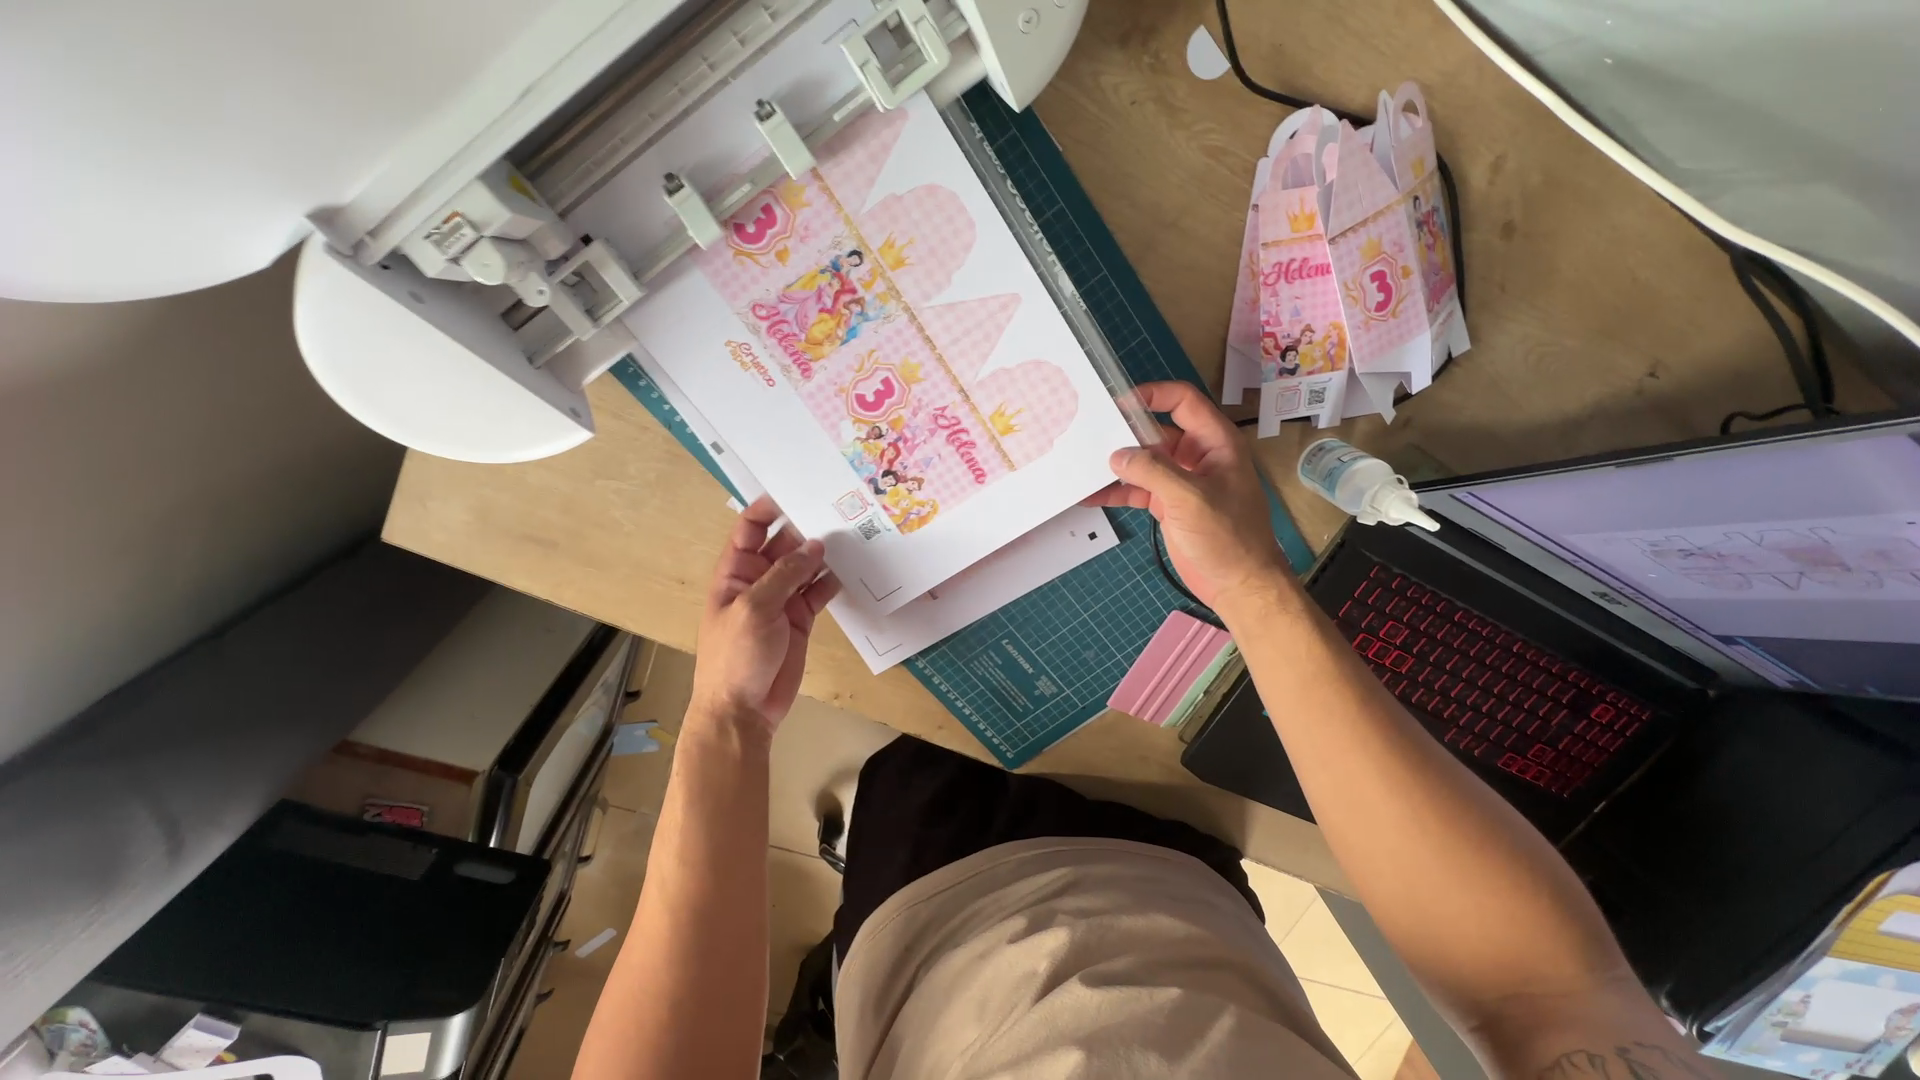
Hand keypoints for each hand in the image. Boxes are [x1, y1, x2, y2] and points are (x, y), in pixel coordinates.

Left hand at [689, 496, 840, 735]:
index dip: (769, 508)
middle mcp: (759, 580)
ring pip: (805, 566)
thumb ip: (784, 575)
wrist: (743, 709)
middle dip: (806, 528)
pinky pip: (818, 592)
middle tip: (838, 510)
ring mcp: (781, 600)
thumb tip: (814, 547)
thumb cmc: (735, 656)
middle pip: (783, 543)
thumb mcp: (754, 609)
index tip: (797, 491)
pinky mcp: (801, 620)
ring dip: (824, 554)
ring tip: (853, 535)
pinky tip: (853, 568)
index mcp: (735, 572)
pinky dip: (833, 581)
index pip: (750, 529)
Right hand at [1087, 381, 1292, 614]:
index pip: (1183, 401)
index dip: (1152, 395)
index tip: (1118, 403)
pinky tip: (1090, 496)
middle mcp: (1197, 455)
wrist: (1239, 585)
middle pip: (1156, 430)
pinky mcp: (1168, 505)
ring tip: (1082, 463)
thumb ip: (1153, 471)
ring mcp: (1181, 481)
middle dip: (1125, 432)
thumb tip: (1117, 455)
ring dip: (1116, 464)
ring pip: (1143, 461)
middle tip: (1088, 433)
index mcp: (1215, 442)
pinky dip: (1116, 491)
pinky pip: (1138, 489)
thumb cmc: (1228, 537)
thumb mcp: (1191, 498)